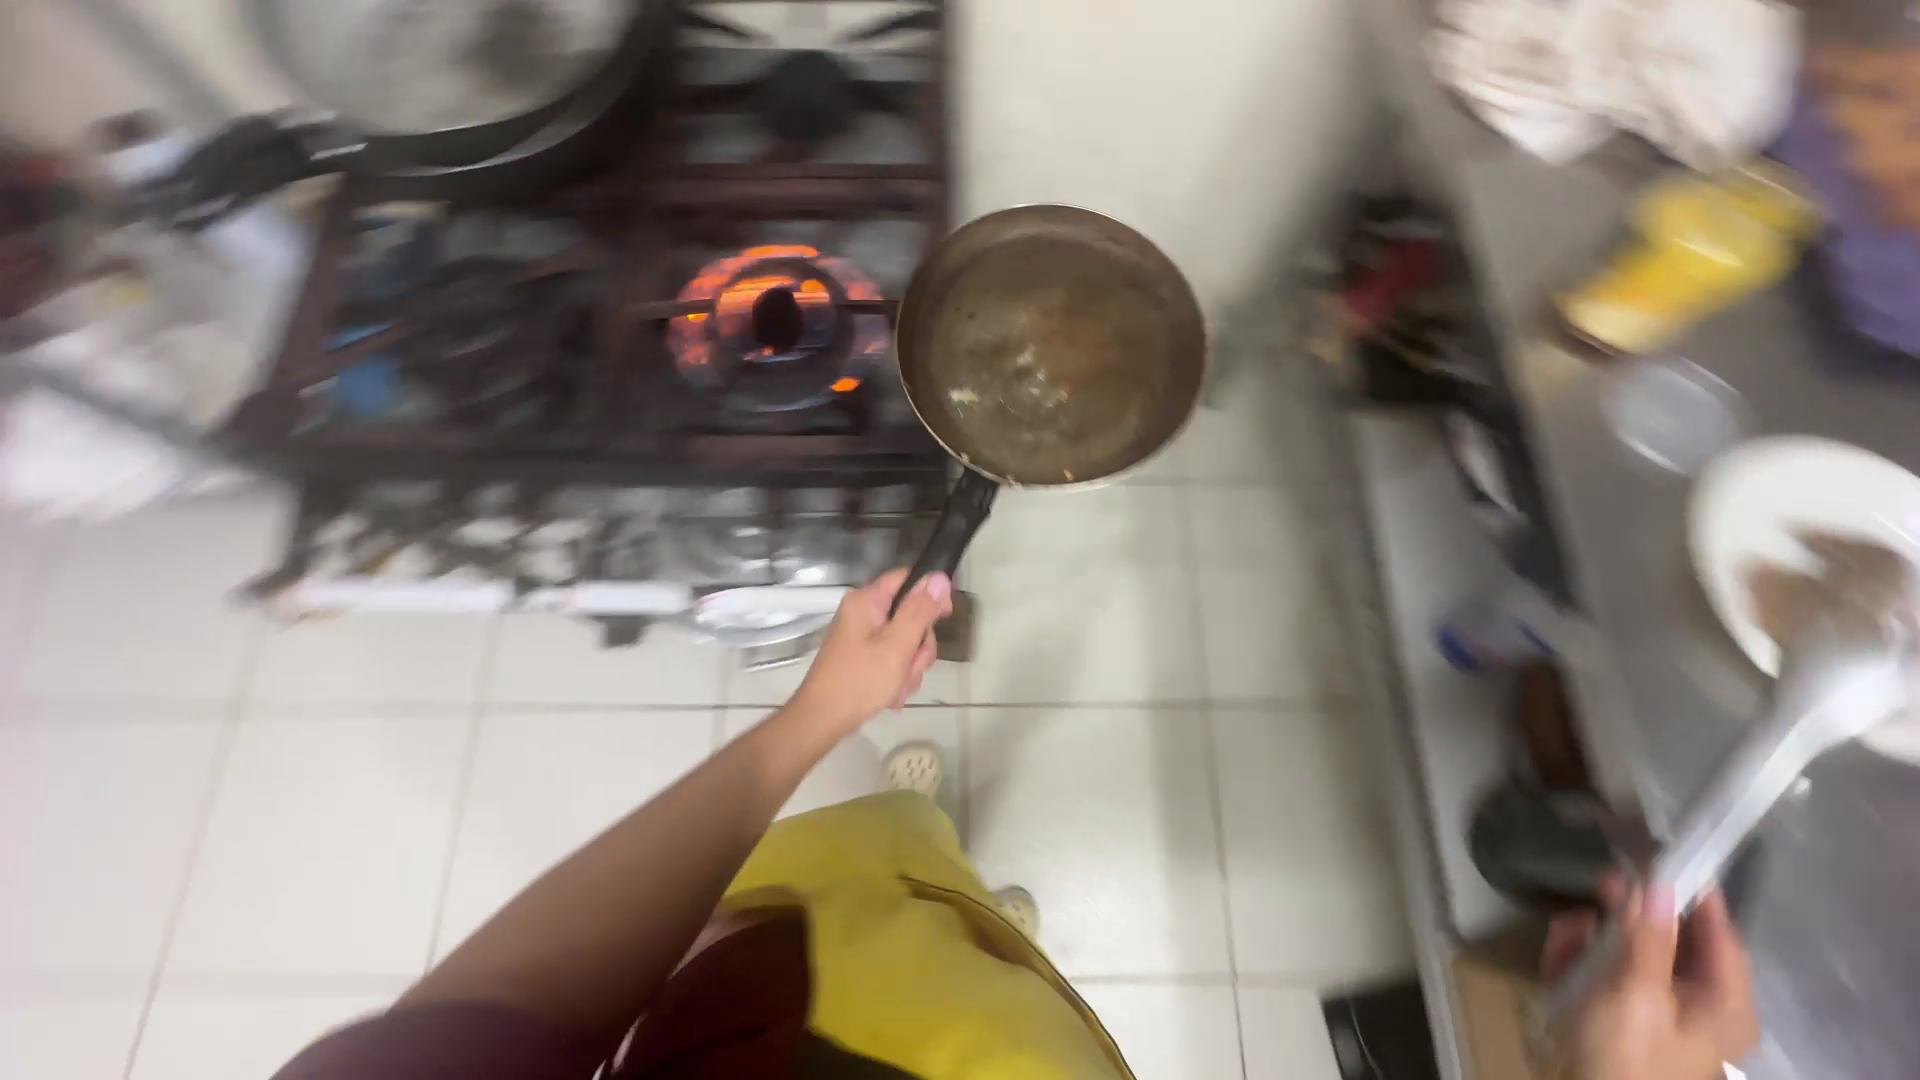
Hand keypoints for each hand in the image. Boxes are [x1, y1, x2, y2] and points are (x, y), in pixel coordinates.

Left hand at [787, 569, 951, 733]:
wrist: (822, 720)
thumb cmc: (860, 680)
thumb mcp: (897, 645)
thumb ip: (920, 611)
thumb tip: (940, 577)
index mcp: (866, 601)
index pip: (907, 578)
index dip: (930, 593)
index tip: (945, 616)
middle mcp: (863, 613)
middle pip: (909, 614)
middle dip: (919, 644)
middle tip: (912, 665)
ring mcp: (862, 636)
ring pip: (905, 640)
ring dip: (910, 665)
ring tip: (899, 686)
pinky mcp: (862, 656)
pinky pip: (892, 657)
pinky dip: (897, 675)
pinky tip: (892, 693)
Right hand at [1542, 885, 1758, 1079]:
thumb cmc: (1627, 1053)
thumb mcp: (1638, 993)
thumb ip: (1647, 938)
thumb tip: (1658, 885)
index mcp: (1720, 1005)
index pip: (1719, 937)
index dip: (1697, 895)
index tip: (1670, 851)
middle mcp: (1689, 1002)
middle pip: (1668, 938)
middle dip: (1634, 908)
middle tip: (1608, 875)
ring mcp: (1645, 1006)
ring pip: (1626, 948)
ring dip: (1596, 928)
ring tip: (1571, 919)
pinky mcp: (1607, 1010)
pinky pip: (1595, 967)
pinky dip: (1575, 950)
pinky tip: (1559, 943)